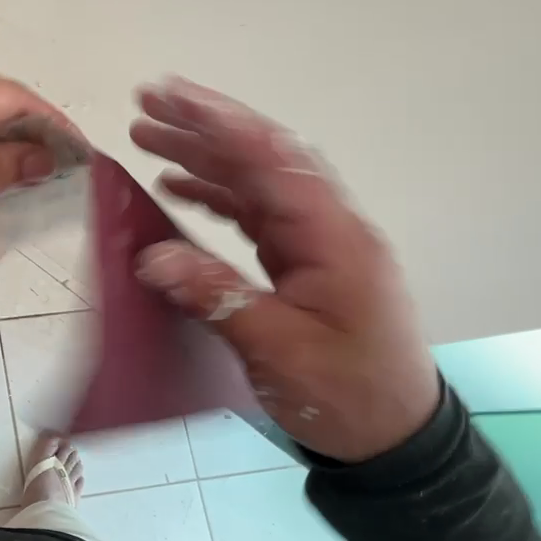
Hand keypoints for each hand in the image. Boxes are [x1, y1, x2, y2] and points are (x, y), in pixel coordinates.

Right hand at [129, 78, 439, 462]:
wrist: (394, 441)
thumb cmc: (346, 396)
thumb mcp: (279, 351)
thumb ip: (216, 297)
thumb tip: (151, 256)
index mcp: (332, 238)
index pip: (274, 161)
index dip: (220, 124)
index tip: (170, 98)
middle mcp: (326, 226)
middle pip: (262, 158)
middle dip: (204, 126)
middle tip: (146, 103)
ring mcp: (314, 241)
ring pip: (253, 180)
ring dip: (202, 154)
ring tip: (148, 136)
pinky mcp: (301, 259)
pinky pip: (252, 211)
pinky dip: (213, 193)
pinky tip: (177, 186)